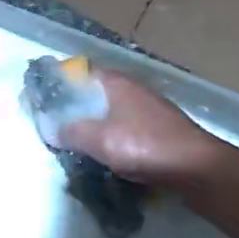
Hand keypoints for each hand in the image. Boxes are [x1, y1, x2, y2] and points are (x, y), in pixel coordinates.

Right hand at [55, 69, 227, 185]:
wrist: (197, 167)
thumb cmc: (146, 146)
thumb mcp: (101, 140)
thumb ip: (72, 132)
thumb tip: (48, 127)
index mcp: (115, 82)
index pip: (80, 70)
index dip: (59, 81)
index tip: (41, 96)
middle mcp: (130, 87)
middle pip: (94, 89)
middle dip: (74, 104)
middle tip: (53, 123)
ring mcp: (146, 106)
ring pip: (109, 108)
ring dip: (92, 120)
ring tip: (75, 140)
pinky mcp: (157, 125)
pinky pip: (123, 123)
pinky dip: (109, 132)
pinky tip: (105, 150)